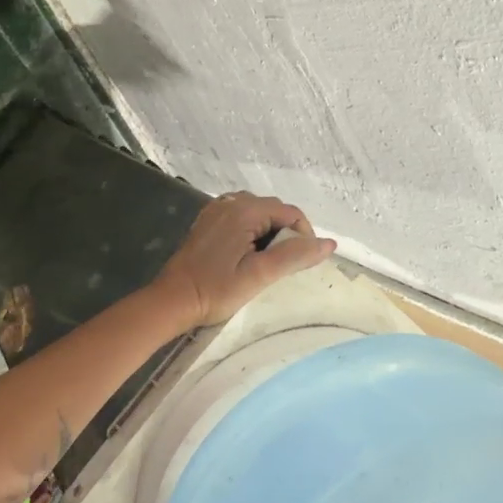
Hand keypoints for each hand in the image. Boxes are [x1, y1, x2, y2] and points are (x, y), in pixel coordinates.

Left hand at [151, 192, 336, 328]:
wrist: (173, 300)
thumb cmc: (216, 289)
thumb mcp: (260, 275)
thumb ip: (294, 256)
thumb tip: (329, 244)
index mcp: (243, 211)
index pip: (290, 212)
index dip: (302, 236)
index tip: (297, 264)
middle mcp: (229, 203)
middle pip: (273, 210)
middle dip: (284, 234)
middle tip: (278, 266)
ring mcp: (215, 211)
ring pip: (257, 214)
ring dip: (267, 234)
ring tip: (263, 263)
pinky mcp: (206, 223)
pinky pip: (239, 218)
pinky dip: (250, 232)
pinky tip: (244, 256)